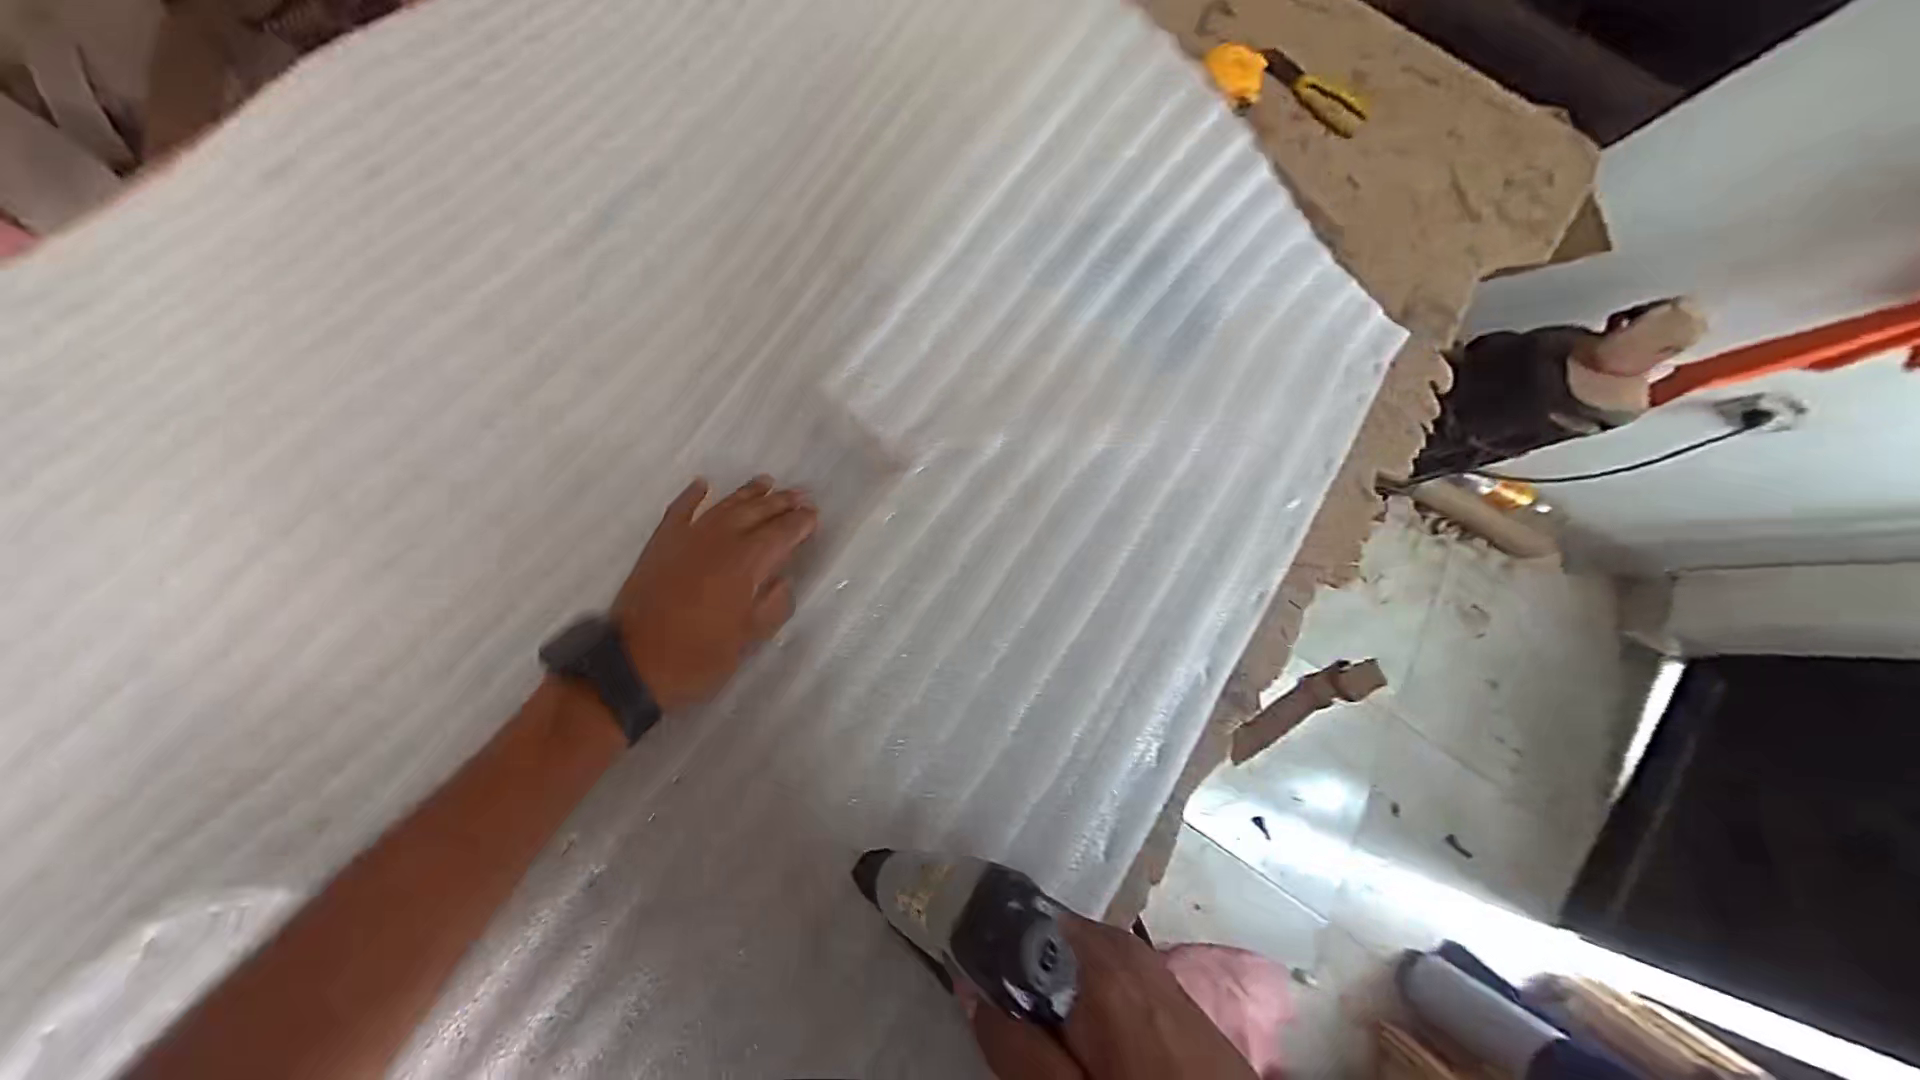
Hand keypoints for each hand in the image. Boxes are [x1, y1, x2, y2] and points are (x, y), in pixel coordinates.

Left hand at [612, 475, 816, 709]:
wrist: (633, 664)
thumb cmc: (698, 656)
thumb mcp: (749, 640)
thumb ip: (774, 605)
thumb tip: (783, 582)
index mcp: (747, 563)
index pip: (782, 534)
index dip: (801, 523)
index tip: (814, 516)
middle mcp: (721, 540)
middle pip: (757, 512)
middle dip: (781, 502)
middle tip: (800, 495)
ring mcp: (688, 538)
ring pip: (725, 506)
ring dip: (748, 493)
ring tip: (766, 482)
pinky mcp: (661, 543)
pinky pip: (681, 510)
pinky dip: (693, 495)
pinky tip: (704, 485)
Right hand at [970, 915, 1255, 1079]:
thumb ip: (1017, 1048)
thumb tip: (973, 992)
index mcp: (1095, 960)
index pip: (1018, 920)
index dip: (985, 939)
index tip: (960, 958)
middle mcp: (1120, 943)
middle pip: (1045, 933)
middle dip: (1018, 961)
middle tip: (998, 1003)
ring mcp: (1147, 959)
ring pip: (1073, 950)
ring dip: (1048, 974)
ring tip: (1038, 1018)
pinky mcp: (1165, 980)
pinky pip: (1104, 966)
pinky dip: (1080, 983)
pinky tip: (1080, 1022)